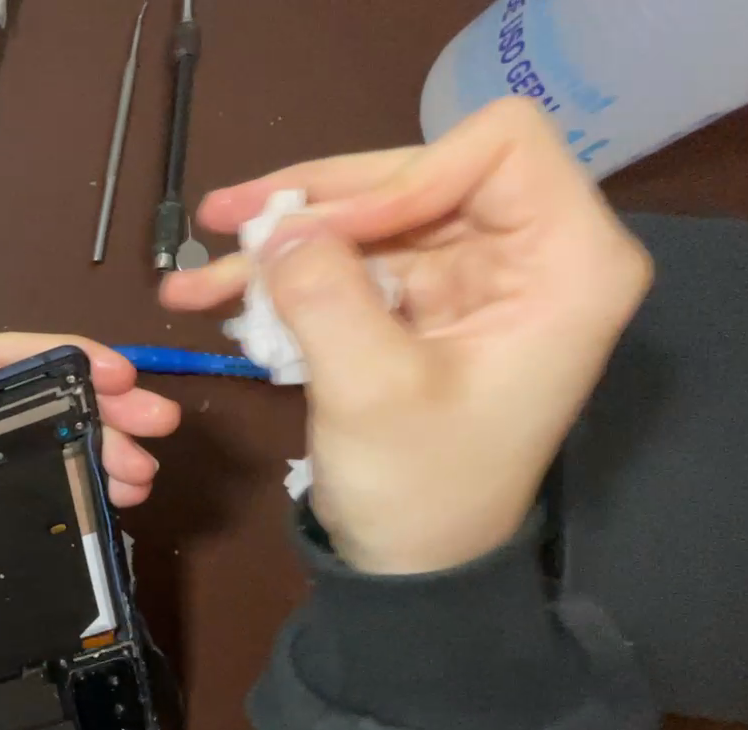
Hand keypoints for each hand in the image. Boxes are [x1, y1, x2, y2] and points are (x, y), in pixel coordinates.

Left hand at [0, 282, 181, 649]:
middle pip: (30, 398)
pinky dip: (80, 482)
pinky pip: (38, 484)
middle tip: (159, 424)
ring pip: (43, 440)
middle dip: (99, 403)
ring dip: (101, 444)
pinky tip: (116, 494)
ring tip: (144, 470)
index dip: (57, 355)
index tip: (119, 371)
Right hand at [162, 98, 651, 574]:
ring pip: (360, 228)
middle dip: (309, 205)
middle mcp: (515, 257)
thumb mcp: (368, 390)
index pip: (491, 153)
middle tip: (218, 217)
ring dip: (272, 251)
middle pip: (411, 180)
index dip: (396, 181)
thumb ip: (323, 298)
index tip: (311, 236)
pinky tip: (218, 302)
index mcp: (558, 263)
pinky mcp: (407, 314)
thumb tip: (272, 228)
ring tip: (188, 282)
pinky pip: (340, 273)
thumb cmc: (415, 484)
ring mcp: (455, 285)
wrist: (407, 559)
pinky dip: (277, 285)